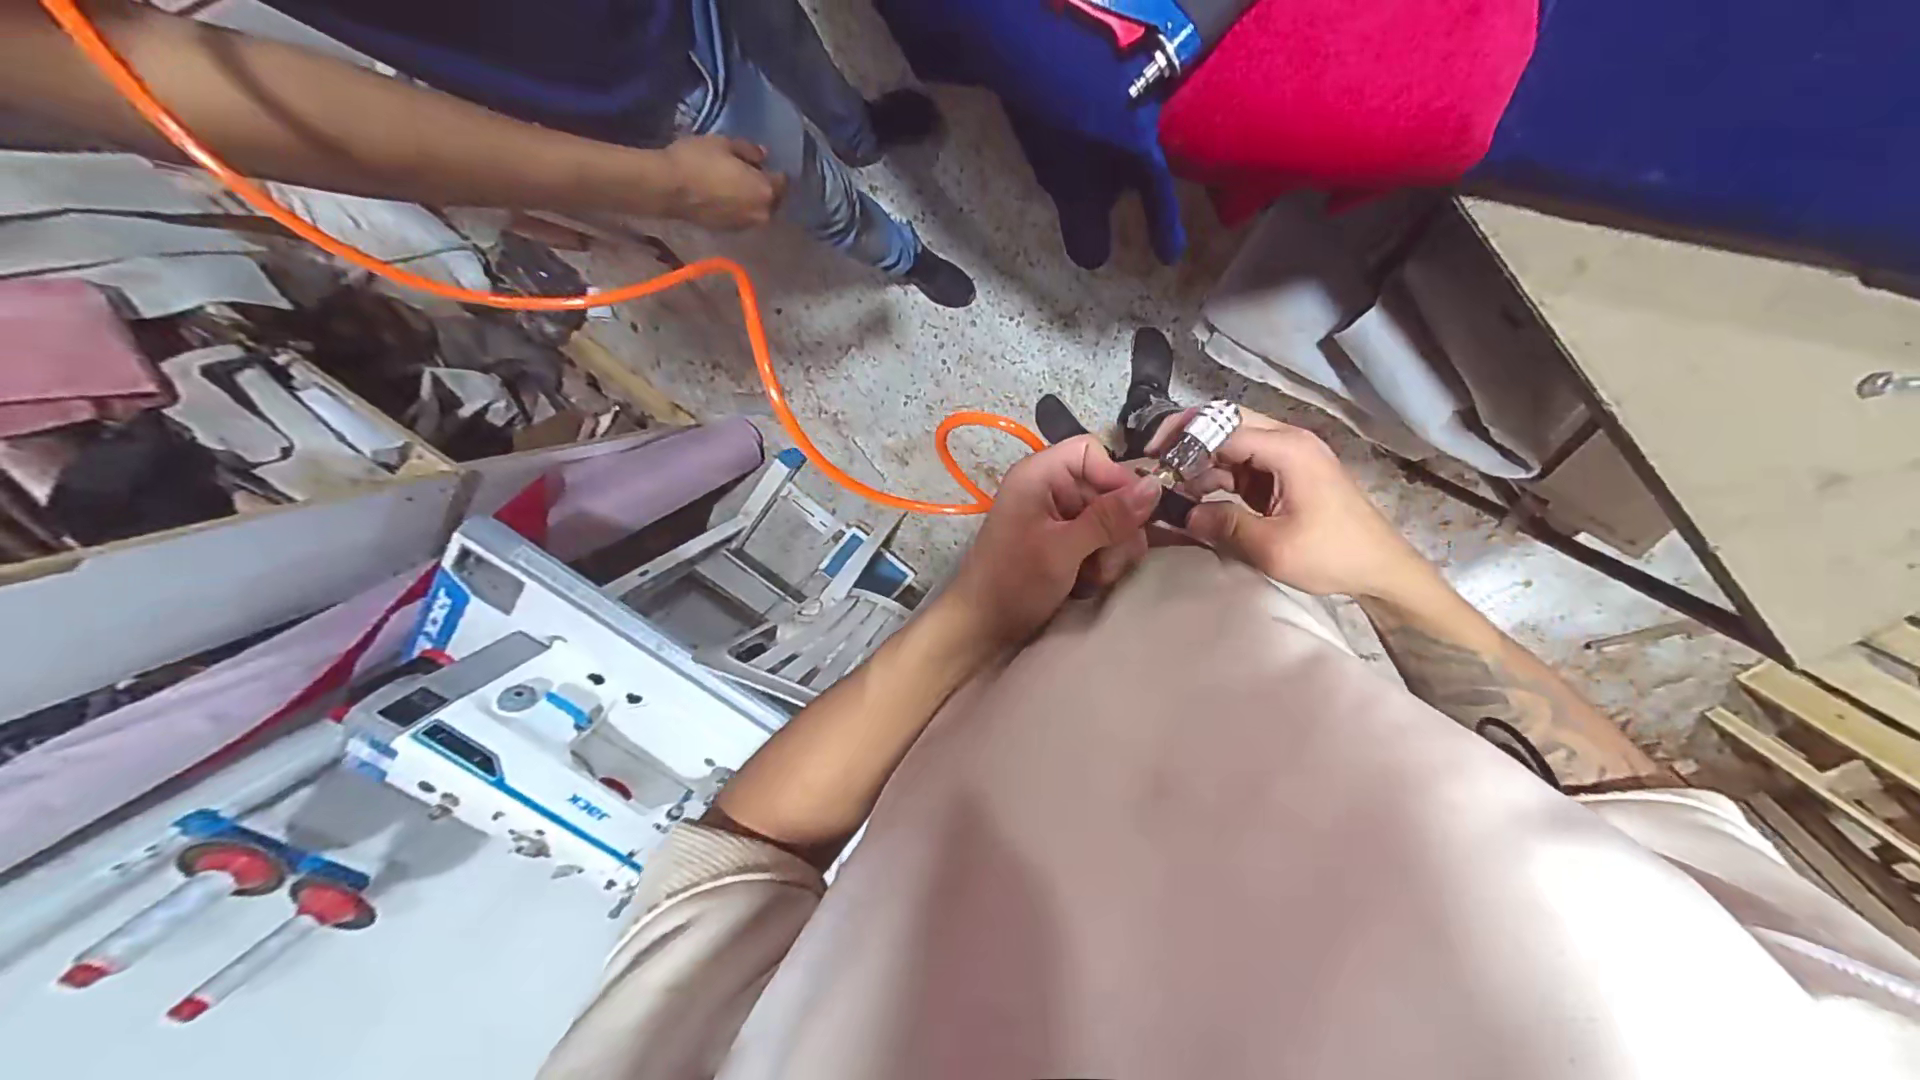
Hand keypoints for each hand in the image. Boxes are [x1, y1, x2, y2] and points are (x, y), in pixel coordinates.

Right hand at [658, 136, 785, 228]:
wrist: (669, 189)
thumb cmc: (698, 160)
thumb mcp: (724, 144)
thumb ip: (749, 150)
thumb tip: (763, 155)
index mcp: (765, 191)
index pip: (782, 182)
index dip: (776, 172)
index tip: (767, 165)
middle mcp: (762, 213)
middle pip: (772, 200)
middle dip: (767, 189)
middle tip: (754, 175)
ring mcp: (746, 225)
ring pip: (758, 211)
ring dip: (754, 200)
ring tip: (739, 186)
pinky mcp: (730, 231)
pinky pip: (744, 217)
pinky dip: (741, 209)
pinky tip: (728, 198)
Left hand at [941, 436, 1162, 648]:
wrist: (983, 628)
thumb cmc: (1013, 583)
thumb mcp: (1063, 549)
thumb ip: (1109, 517)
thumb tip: (1155, 485)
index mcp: (1039, 475)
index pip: (1092, 452)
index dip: (1116, 479)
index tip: (1131, 515)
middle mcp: (1050, 489)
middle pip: (1109, 489)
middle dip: (1116, 528)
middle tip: (1105, 560)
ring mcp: (1059, 518)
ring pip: (1113, 520)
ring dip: (1111, 552)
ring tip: (1091, 577)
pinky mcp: (1066, 544)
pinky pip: (1103, 542)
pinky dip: (1101, 563)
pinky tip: (1087, 583)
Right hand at [1166, 410, 1441, 602]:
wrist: (1381, 569)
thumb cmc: (1333, 555)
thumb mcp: (1272, 547)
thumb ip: (1224, 525)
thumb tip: (1185, 515)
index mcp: (1288, 449)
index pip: (1222, 427)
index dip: (1182, 439)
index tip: (1153, 459)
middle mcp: (1288, 441)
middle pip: (1226, 423)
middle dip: (1187, 439)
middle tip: (1157, 462)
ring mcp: (1289, 456)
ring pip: (1231, 443)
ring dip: (1201, 461)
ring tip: (1175, 488)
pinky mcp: (1286, 473)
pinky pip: (1242, 463)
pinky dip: (1217, 476)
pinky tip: (1199, 497)